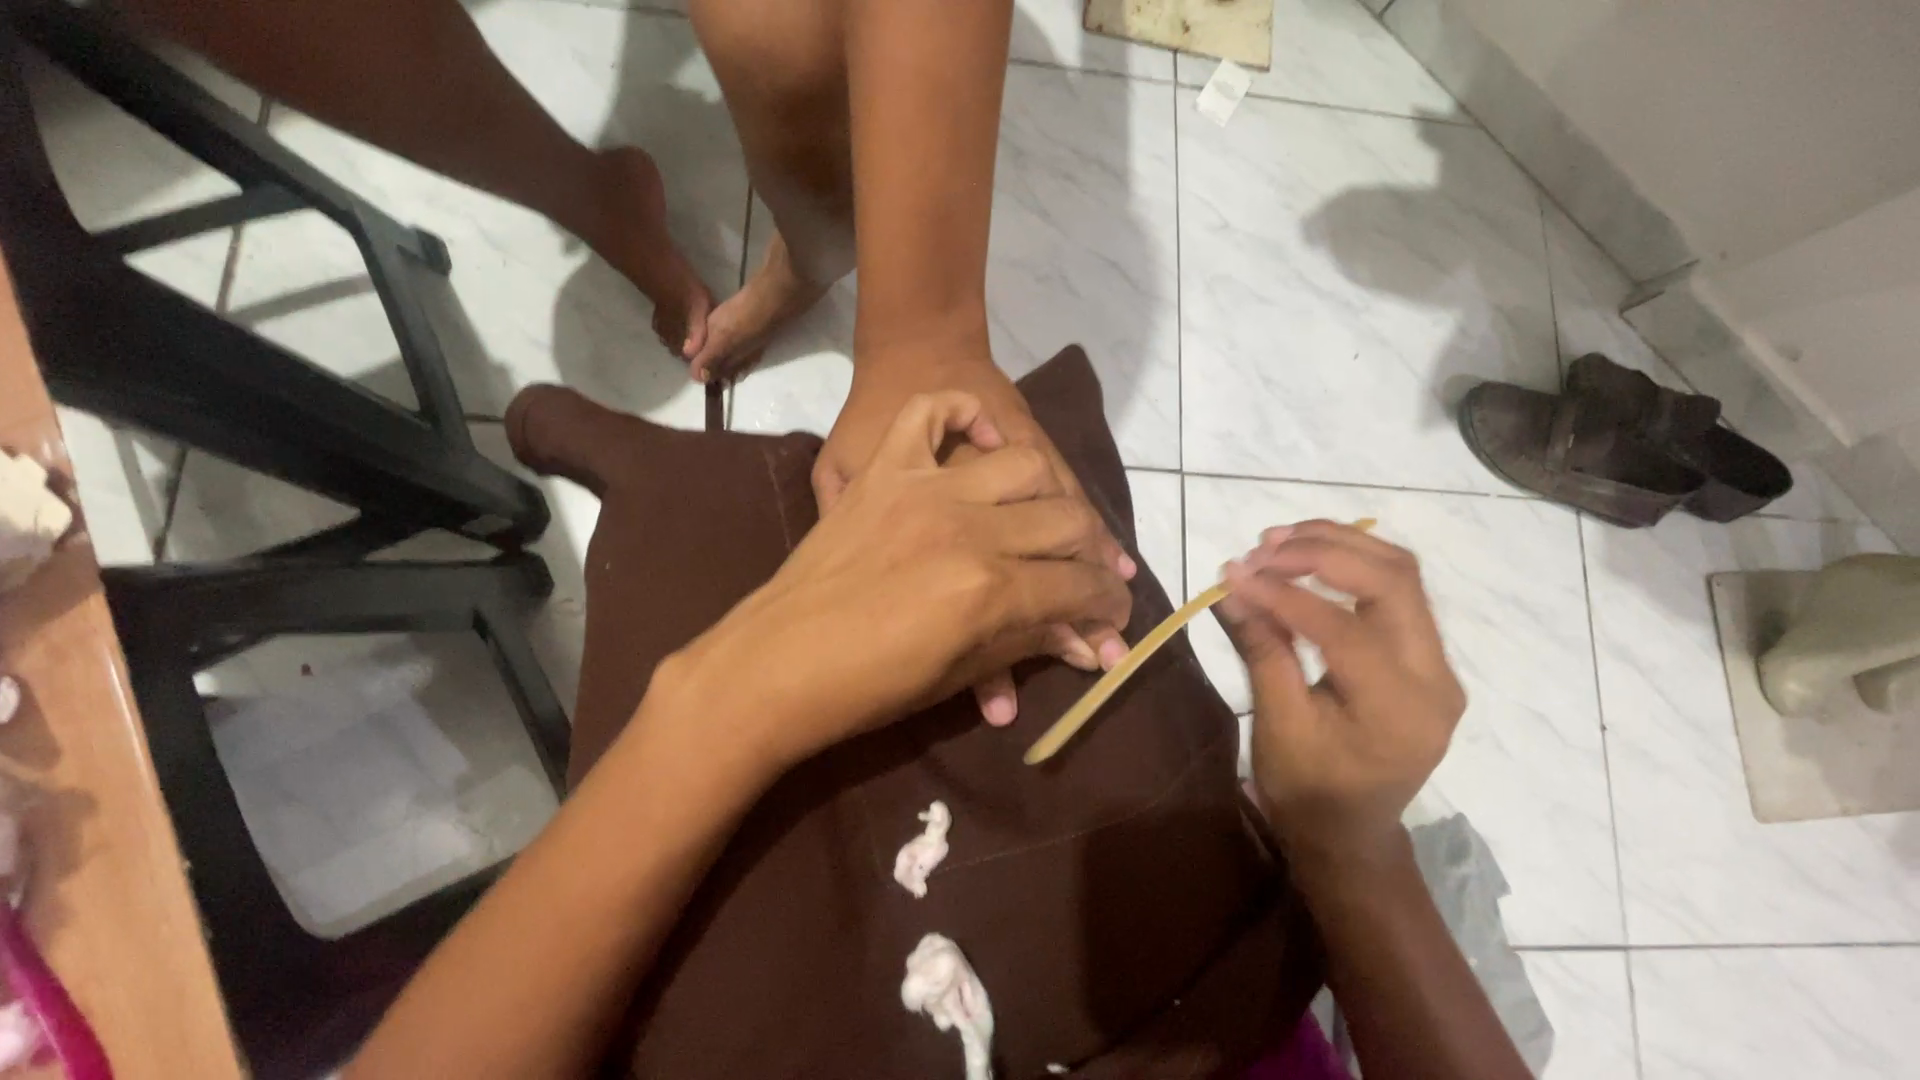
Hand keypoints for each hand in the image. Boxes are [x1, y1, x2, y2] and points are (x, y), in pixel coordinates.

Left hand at [816, 351, 1135, 725]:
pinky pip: (936, 415)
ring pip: (1026, 465)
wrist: (770, 662)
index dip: (1109, 606)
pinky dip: (963, 415)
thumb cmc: (863, 688)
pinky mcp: (887, 467)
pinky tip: (983, 442)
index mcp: (985, 592)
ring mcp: (924, 488)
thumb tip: (1086, 640)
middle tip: (1097, 577)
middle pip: (1068, 523)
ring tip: (1059, 522)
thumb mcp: (953, 677)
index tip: (1115, 618)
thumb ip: (1025, 644)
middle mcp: (967, 529)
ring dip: (1055, 495)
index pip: (1079, 587)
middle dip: (1097, 555)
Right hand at [1215, 521, 1464, 863]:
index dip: (1285, 594)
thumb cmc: (1308, 790)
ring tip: (1280, 540)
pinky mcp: (1425, 657)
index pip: (1344, 628)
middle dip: (1324, 552)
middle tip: (1263, 547)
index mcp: (1399, 709)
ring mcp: (1437, 664)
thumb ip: (1262, 651)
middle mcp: (1435, 678)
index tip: (1234, 573)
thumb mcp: (1278, 727)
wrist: (1349, 830)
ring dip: (1341, 547)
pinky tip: (1309, 557)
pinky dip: (1353, 564)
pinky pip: (1398, 592)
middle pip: (1394, 582)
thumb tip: (1231, 586)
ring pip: (1402, 575)